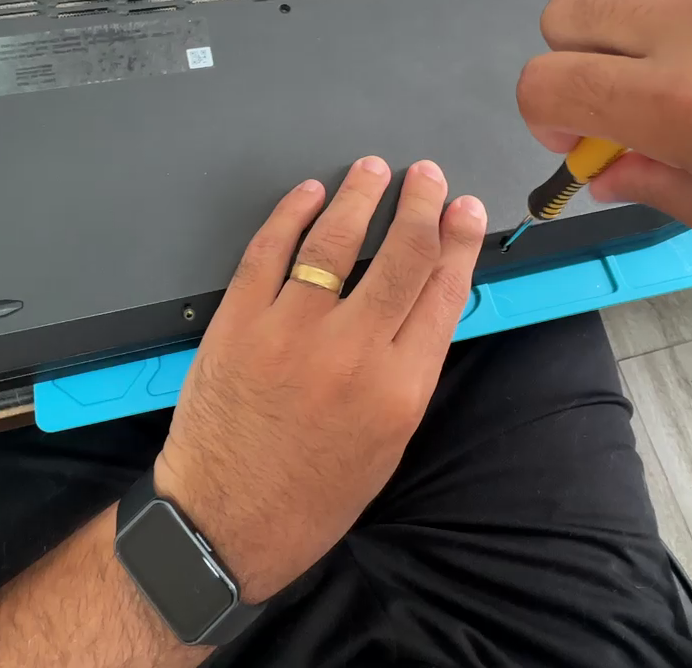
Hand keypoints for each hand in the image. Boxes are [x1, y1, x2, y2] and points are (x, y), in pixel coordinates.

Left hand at [152, 158, 486, 605]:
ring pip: (334, 239)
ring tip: (372, 170)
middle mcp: (353, 350)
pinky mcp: (239, 320)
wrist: (226, 520)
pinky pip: (269, 250)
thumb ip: (409, 366)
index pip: (443, 290)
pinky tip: (308, 194)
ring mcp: (291, 330)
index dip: (460, 240)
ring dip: (359, 195)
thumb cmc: (314, 492)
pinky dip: (291, 213)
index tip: (465, 211)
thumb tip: (424, 298)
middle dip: (420, 204)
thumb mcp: (388, 439)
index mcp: (400, 387)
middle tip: (425, 175)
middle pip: (401, 254)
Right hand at [516, 0, 691, 300]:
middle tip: (622, 111)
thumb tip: (606, 170)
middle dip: (569, 63)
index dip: (541, 118)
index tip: (580, 144)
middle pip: (568, 11)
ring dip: (648, 49)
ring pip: (645, 0)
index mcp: (691, 103)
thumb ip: (666, 192)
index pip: (547, 79)